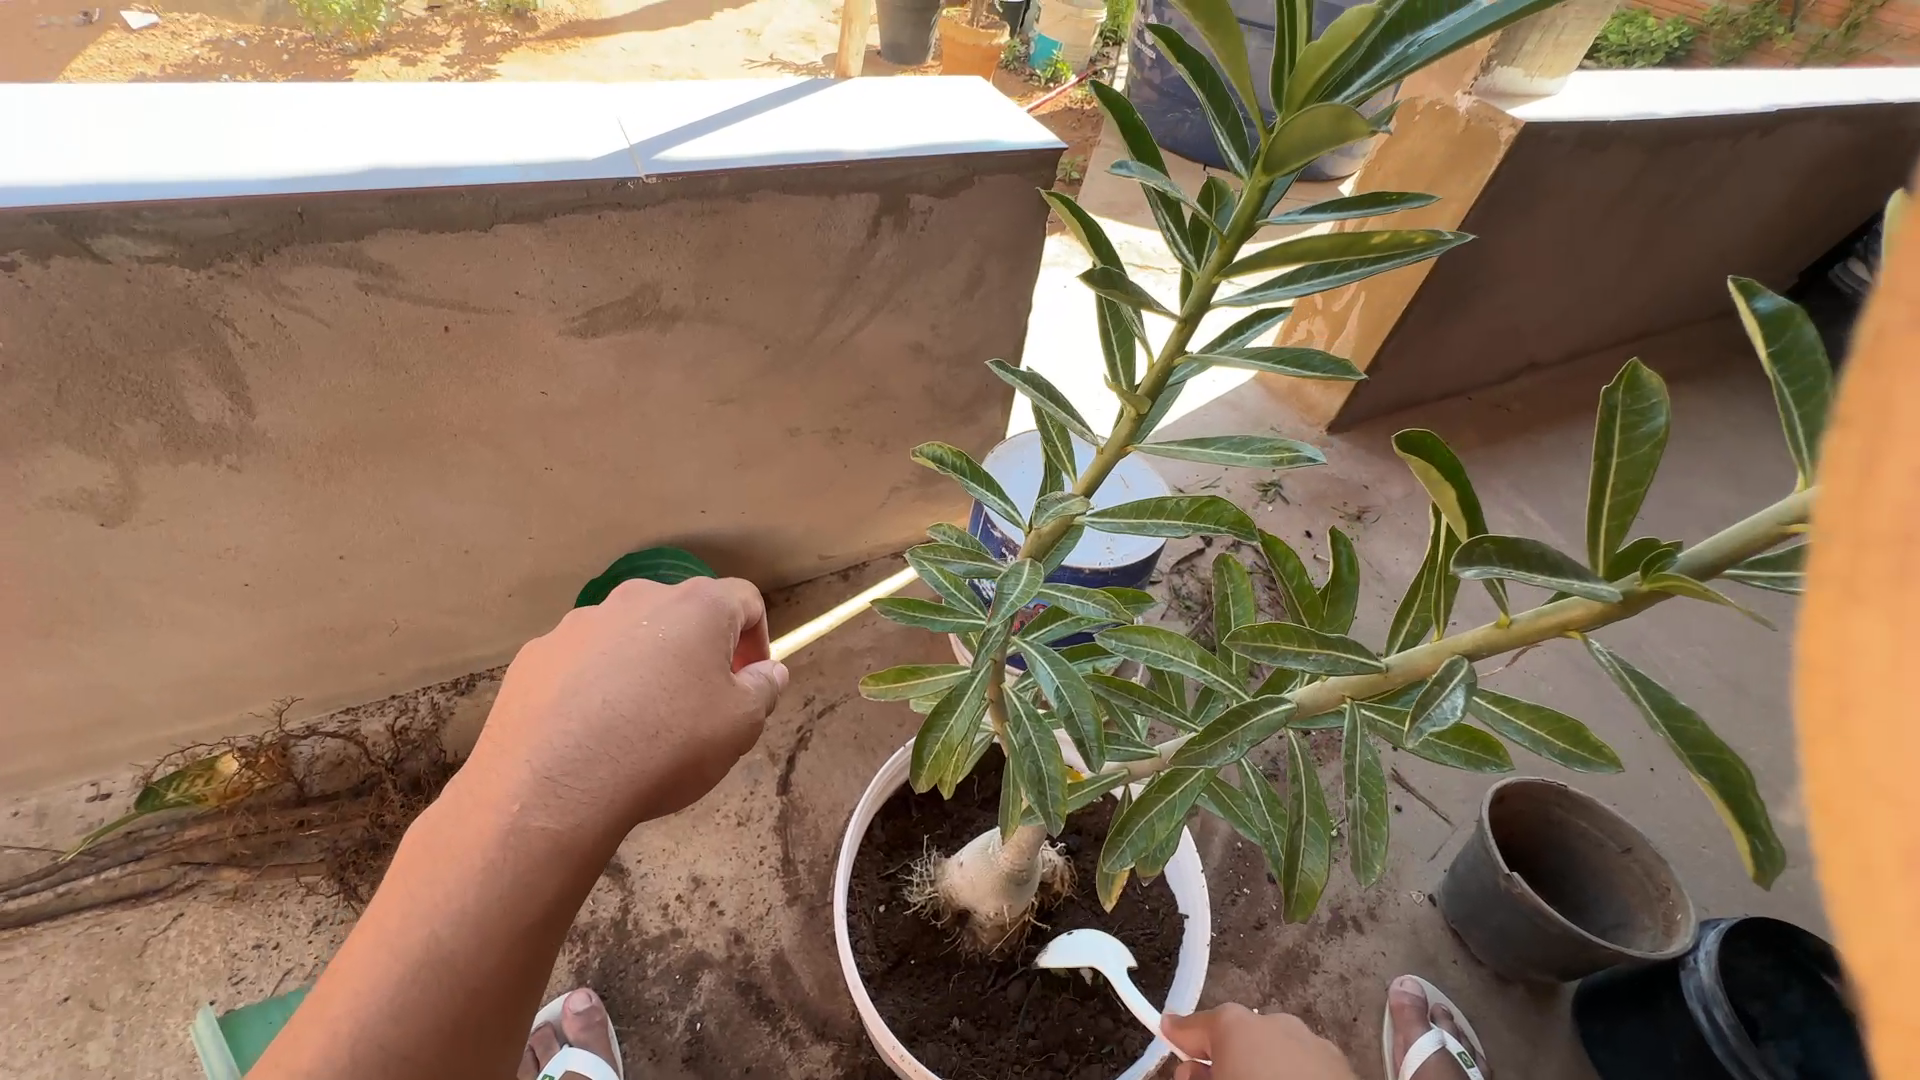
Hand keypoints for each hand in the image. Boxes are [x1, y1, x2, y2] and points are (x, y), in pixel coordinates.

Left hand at [458, 576, 788, 844]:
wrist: (553, 789)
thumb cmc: (666, 745)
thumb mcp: (742, 724)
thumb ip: (765, 688)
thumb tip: (769, 671)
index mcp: (698, 606)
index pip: (746, 600)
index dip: (758, 639)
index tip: (750, 681)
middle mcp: (639, 598)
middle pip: (685, 613)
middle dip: (700, 651)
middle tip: (702, 703)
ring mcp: (580, 623)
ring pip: (632, 634)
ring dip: (648, 664)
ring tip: (641, 722)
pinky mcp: (537, 654)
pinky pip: (583, 661)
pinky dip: (597, 684)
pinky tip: (593, 731)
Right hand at [1163, 1005, 1358, 1079]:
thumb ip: (1194, 1078)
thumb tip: (1189, 1071)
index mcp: (1233, 1024)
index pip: (1192, 1025)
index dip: (1179, 1037)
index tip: (1169, 1037)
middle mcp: (1272, 1020)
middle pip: (1235, 1036)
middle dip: (1224, 1058)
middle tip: (1218, 1079)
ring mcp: (1311, 1040)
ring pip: (1274, 1049)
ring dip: (1262, 1067)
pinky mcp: (1342, 1064)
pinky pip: (1306, 1065)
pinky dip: (1296, 1076)